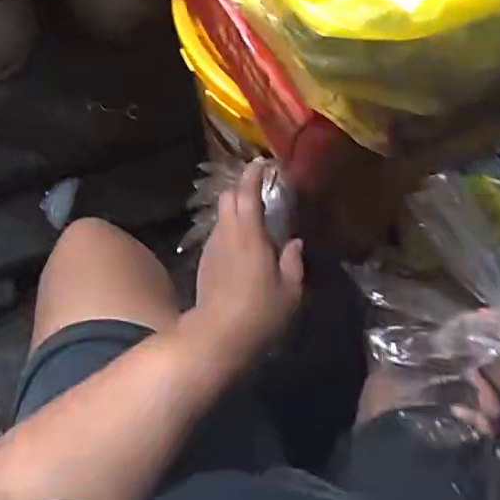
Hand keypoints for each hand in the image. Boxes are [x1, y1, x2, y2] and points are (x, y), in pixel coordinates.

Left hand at [189, 161, 304, 365]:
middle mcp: (227, 232)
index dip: (253, 175)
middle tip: (258, 191)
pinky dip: (230, 230)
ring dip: (235, 210)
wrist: (217, 335)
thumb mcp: (290, 291)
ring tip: (253, 221)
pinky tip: (241, 247)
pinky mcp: (205, 260)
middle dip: (241, 188)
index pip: (247, 192)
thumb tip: (294, 242)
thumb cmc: (260, 312)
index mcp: (249, 233)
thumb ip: (293, 261)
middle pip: (228, 196)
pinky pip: (218, 233)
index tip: (261, 164)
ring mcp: (213, 245)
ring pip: (221, 215)